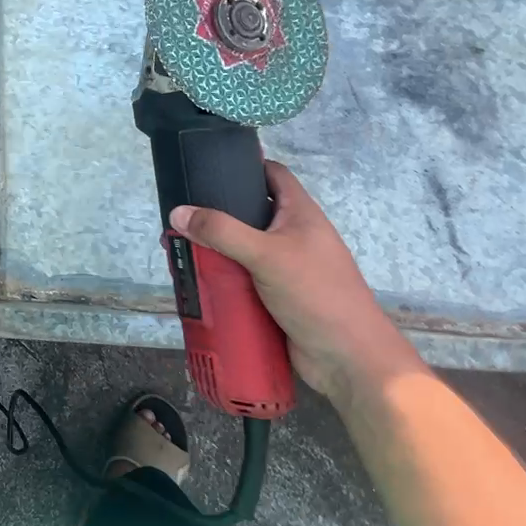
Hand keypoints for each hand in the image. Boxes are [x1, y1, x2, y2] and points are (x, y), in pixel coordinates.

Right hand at [169, 160, 425, 402]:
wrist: (349, 360)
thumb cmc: (317, 294)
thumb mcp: (266, 255)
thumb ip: (221, 231)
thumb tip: (177, 213)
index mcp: (301, 214)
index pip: (273, 174)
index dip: (244, 165)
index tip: (207, 165)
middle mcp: (293, 235)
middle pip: (249, 212)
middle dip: (215, 213)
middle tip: (180, 213)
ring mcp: (285, 267)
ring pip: (241, 247)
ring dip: (213, 248)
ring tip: (177, 246)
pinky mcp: (275, 295)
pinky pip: (241, 277)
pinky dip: (220, 276)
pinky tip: (195, 278)